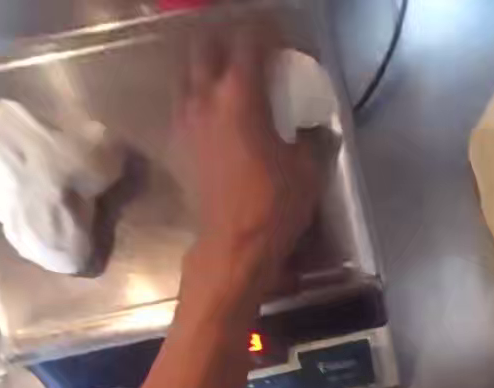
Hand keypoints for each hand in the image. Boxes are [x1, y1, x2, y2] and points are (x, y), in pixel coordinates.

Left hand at [173, 28, 327, 282]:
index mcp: (240, 94)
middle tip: (253, 58)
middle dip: (231, 45)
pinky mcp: (180, 146)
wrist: (235, 247)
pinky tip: (215, 116)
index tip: (285, 44)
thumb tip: (313, 130)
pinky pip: (184, 105)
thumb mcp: (307, 172)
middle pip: (209, 47)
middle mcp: (206, 97)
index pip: (250, 40)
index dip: (269, 34)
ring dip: (209, 69)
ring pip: (189, 73)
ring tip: (230, 83)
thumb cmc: (273, 207)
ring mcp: (187, 120)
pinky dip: (199, 99)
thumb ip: (311, 140)